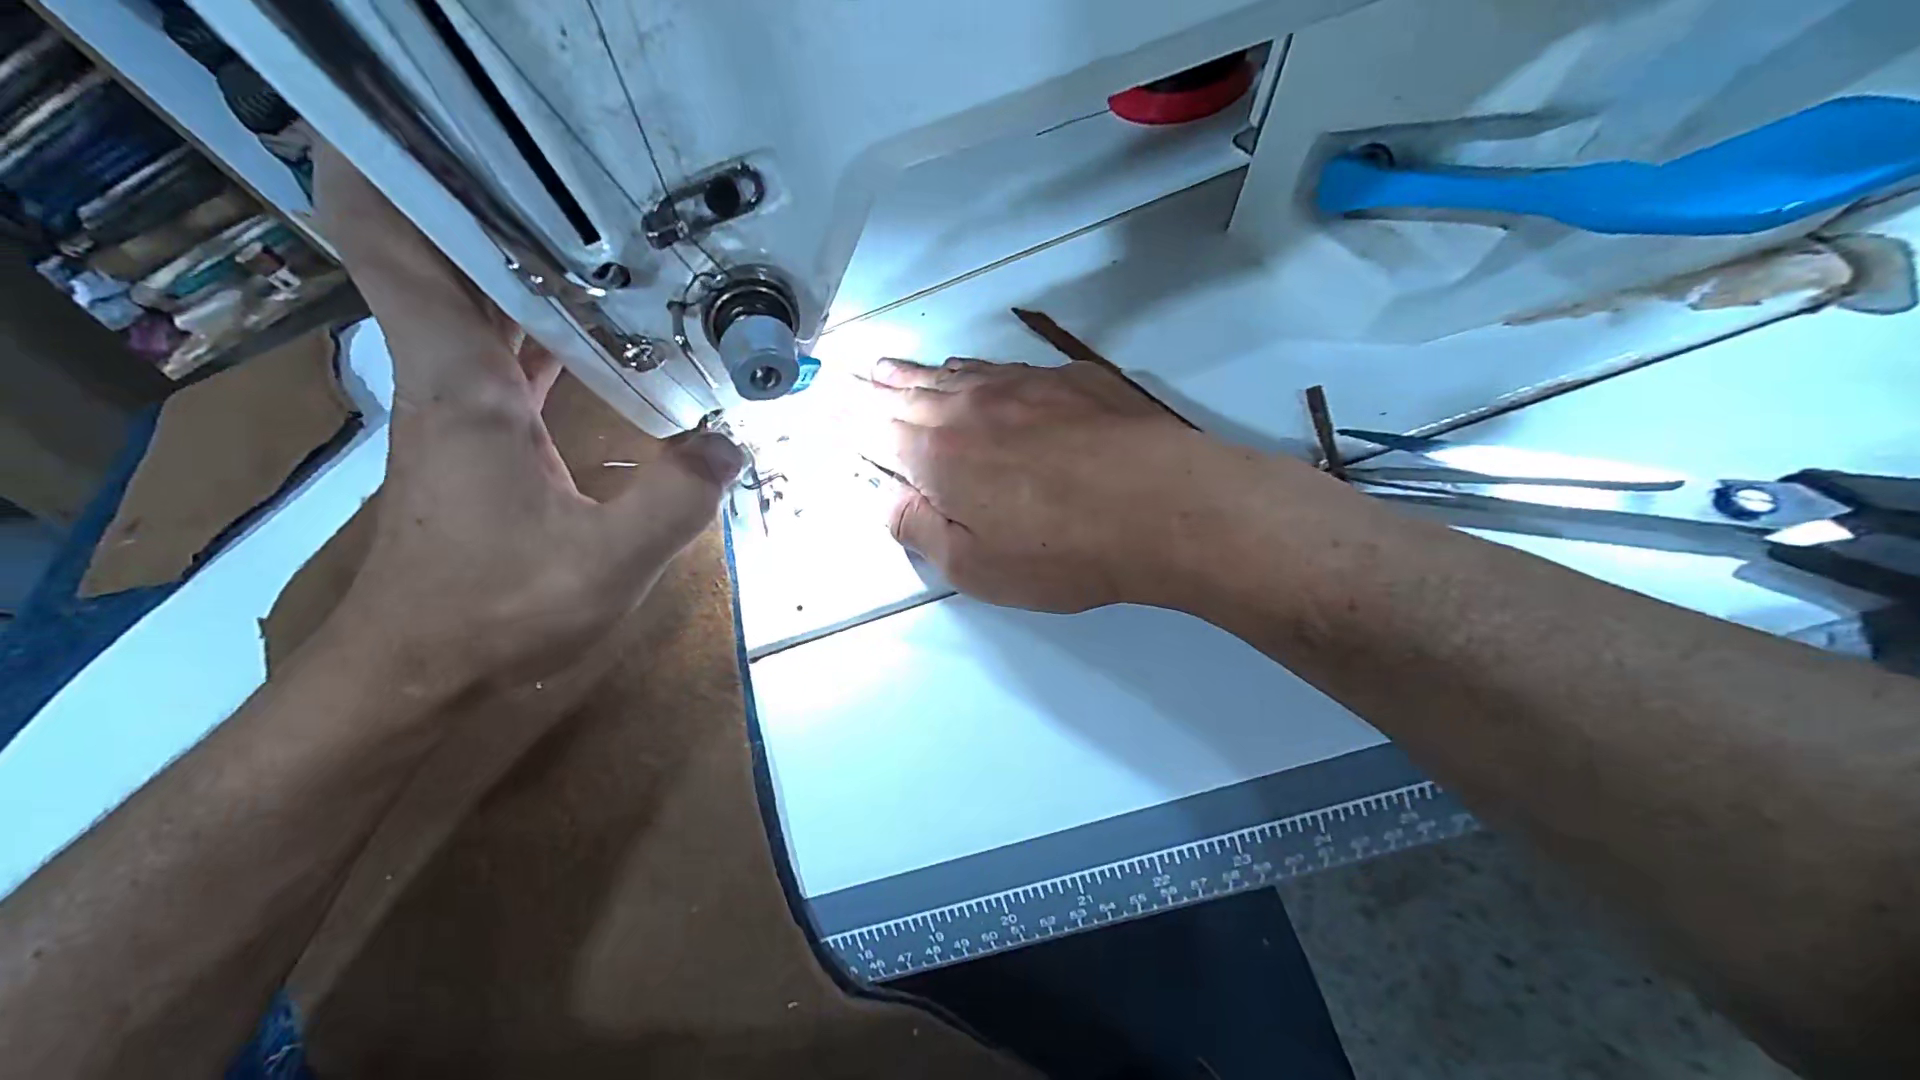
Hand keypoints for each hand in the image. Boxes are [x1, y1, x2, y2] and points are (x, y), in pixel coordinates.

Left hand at [313, 147, 742, 688]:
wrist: (422, 672)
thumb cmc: (498, 613)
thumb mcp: (610, 561)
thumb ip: (680, 496)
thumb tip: (730, 441)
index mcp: (465, 388)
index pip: (399, 248)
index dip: (394, 169)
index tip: (444, 120)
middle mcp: (453, 382)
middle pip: (454, 262)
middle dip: (500, 203)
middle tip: (584, 171)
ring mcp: (465, 410)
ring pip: (489, 309)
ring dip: (533, 265)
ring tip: (610, 232)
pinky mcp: (484, 440)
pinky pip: (513, 356)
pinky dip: (550, 328)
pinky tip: (605, 328)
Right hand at [865, 357, 1263, 613]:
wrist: (1164, 505)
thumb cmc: (1064, 552)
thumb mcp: (975, 567)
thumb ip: (920, 529)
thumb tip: (887, 498)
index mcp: (938, 457)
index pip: (877, 432)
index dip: (849, 421)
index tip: (829, 409)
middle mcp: (970, 409)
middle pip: (909, 393)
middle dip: (875, 388)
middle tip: (854, 378)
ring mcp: (1021, 386)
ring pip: (953, 373)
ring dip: (918, 372)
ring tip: (894, 368)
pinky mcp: (1068, 379)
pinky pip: (1002, 367)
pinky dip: (974, 369)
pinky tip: (972, 371)